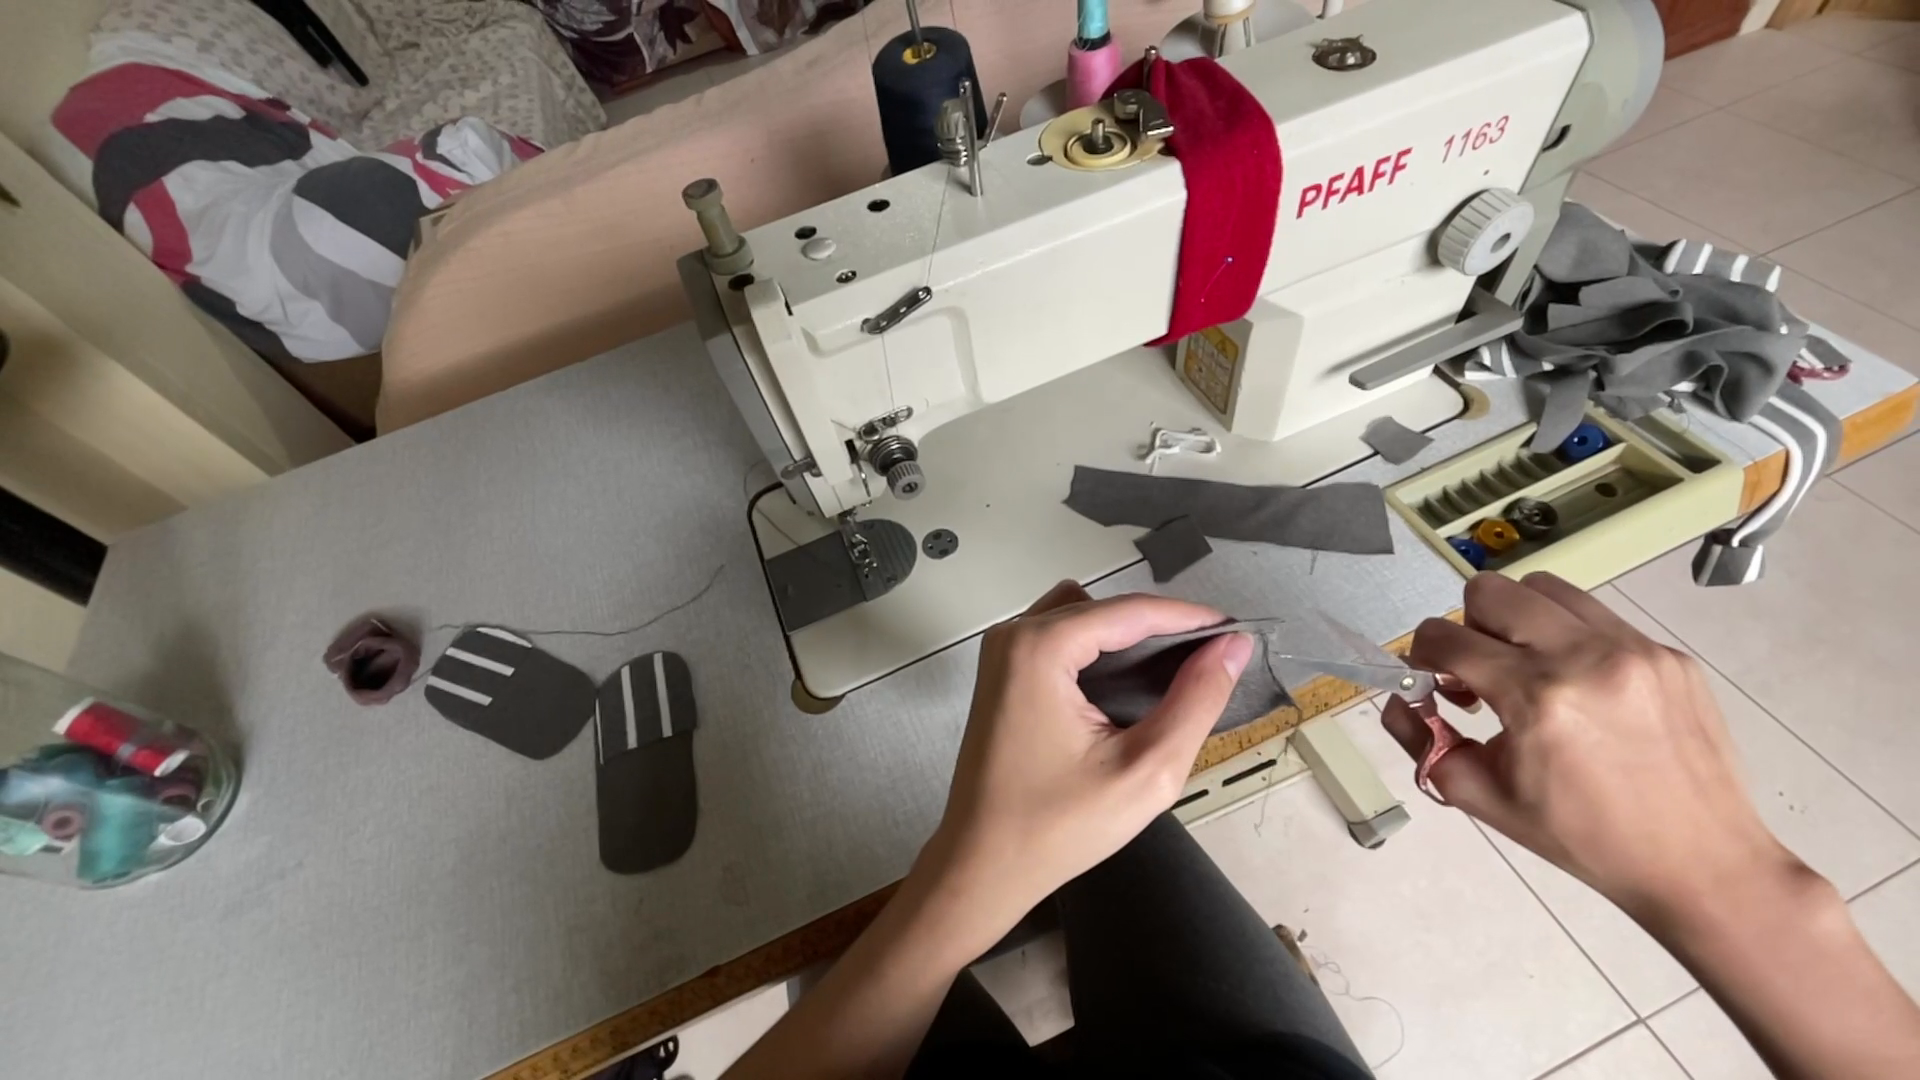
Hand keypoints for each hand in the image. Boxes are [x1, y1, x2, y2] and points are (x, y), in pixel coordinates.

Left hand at [915, 582, 1253, 947]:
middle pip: (1102, 607)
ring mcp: (1000, 651)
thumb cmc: (1059, 826)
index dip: (1189, 617)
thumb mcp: (1146, 769)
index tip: (1237, 631)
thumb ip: (1196, 701)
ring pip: (1079, 615)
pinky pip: (1056, 636)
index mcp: (1039, 648)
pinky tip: (1123, 683)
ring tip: (1170, 672)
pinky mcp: (1000, 672)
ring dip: (1123, 634)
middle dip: (1157, 627)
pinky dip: (1094, 647)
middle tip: (1208, 660)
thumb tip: (1233, 648)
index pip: (1129, 611)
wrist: (983, 862)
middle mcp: (1013, 635)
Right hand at [1382, 572, 1807, 925]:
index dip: (1422, 655)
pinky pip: (1594, 616)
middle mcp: (1585, 658)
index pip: (1444, 636)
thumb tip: (1397, 698)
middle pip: (1490, 591)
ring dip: (1517, 620)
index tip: (1434, 682)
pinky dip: (1567, 637)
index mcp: (1535, 698)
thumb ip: (1417, 738)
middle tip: (1480, 669)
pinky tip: (1578, 686)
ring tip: (1527, 667)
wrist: (1702, 865)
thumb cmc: (1579, 836)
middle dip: (1467, 626)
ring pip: (1544, 588)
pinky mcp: (1669, 655)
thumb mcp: (1478, 794)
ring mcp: (1635, 650)